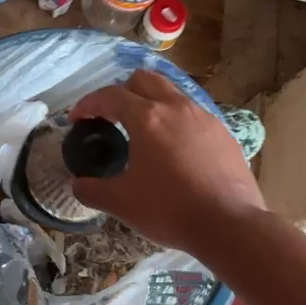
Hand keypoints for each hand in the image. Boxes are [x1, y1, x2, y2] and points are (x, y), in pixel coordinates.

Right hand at [68, 70, 269, 255]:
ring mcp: (204, 117)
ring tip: (144, 131)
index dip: (88, 104)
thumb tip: (77, 184)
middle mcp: (176, 107)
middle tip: (111, 117)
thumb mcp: (121, 203)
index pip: (110, 96)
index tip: (77, 119)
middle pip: (144, 80)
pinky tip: (175, 148)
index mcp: (147, 118)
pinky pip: (193, 114)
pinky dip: (176, 121)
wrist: (229, 224)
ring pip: (172, 93)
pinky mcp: (224, 133)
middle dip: (122, 92)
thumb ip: (92, 190)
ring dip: (152, 103)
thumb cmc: (169, 209)